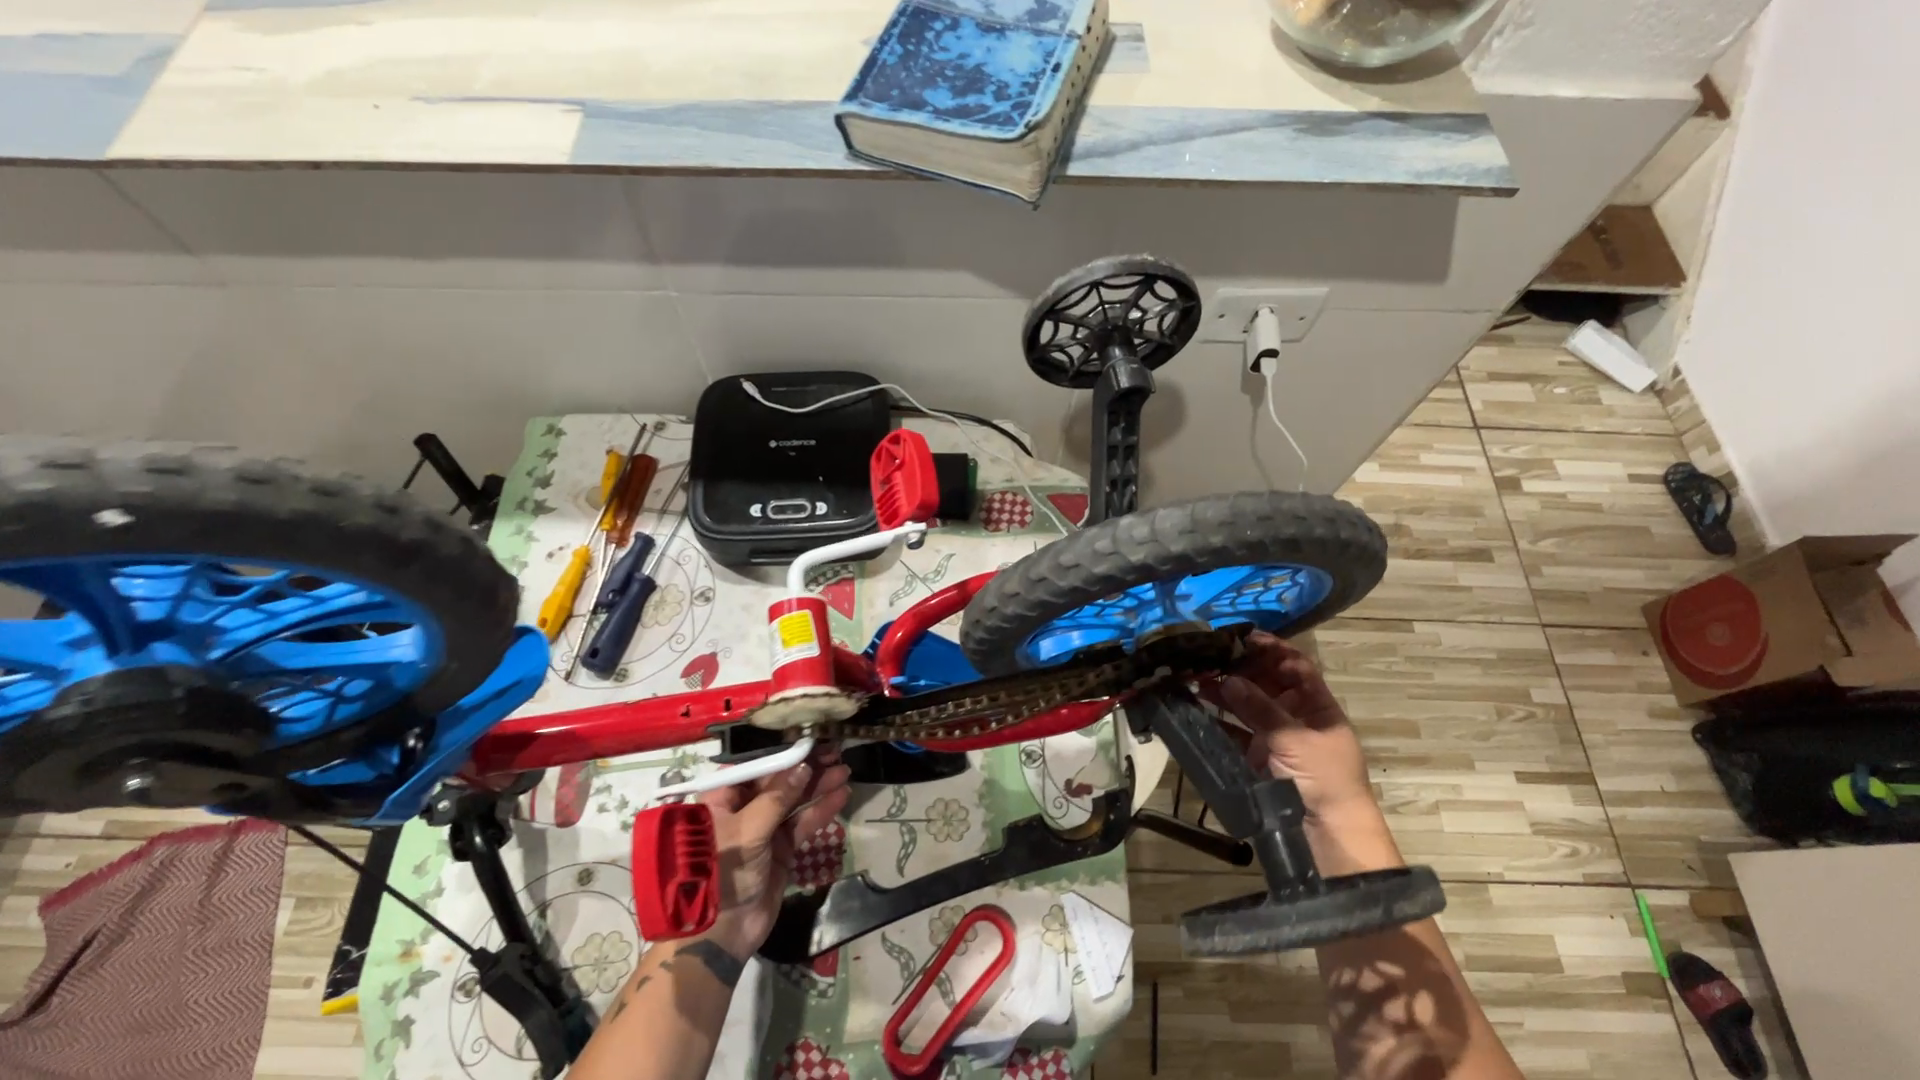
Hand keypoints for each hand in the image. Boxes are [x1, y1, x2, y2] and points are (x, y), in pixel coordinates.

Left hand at [692, 745, 851, 958]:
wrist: (723, 932)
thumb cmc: (723, 873)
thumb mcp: (747, 830)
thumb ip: (777, 798)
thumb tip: (803, 767)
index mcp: (721, 799)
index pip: (755, 766)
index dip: (783, 754)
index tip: (810, 741)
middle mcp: (741, 810)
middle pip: (778, 782)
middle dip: (805, 768)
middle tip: (835, 752)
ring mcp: (762, 831)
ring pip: (793, 802)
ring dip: (817, 787)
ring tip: (844, 771)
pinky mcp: (780, 851)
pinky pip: (802, 824)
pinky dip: (820, 811)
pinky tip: (840, 796)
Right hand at [1200, 632, 1397, 870]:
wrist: (1326, 836)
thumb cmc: (1323, 779)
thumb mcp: (1295, 738)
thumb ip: (1260, 708)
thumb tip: (1229, 680)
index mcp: (1318, 708)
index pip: (1295, 667)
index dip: (1272, 649)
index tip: (1242, 636)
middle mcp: (1296, 719)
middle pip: (1266, 685)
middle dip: (1239, 669)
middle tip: (1207, 655)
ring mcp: (1275, 742)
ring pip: (1246, 708)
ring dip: (1223, 693)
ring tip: (1193, 677)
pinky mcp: (1256, 762)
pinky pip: (1234, 735)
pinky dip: (1215, 722)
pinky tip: (1195, 709)